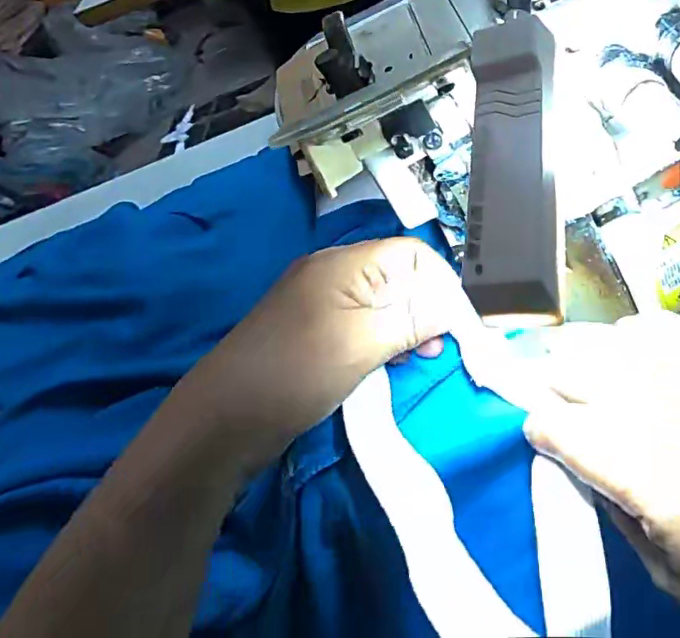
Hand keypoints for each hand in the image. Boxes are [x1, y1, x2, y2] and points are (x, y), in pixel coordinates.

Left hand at [174, 238, 464, 476]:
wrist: (218, 423)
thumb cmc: (292, 375)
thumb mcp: (359, 344)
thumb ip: (411, 320)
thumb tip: (454, 307)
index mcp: (343, 264)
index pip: (411, 254)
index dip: (442, 284)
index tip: (461, 327)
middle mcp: (334, 274)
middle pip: (399, 276)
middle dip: (428, 307)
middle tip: (438, 349)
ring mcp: (321, 303)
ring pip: (383, 303)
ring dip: (408, 327)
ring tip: (421, 358)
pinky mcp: (314, 332)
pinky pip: (363, 325)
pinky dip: (383, 341)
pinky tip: (391, 365)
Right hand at [524, 313, 679, 637]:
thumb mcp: (665, 574)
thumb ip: (609, 499)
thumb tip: (562, 443)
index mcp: (677, 496)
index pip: (578, 433)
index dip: (544, 426)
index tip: (533, 428)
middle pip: (595, 374)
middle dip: (558, 381)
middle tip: (548, 389)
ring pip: (626, 343)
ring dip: (592, 352)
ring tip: (577, 364)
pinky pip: (673, 329)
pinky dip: (640, 333)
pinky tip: (626, 348)